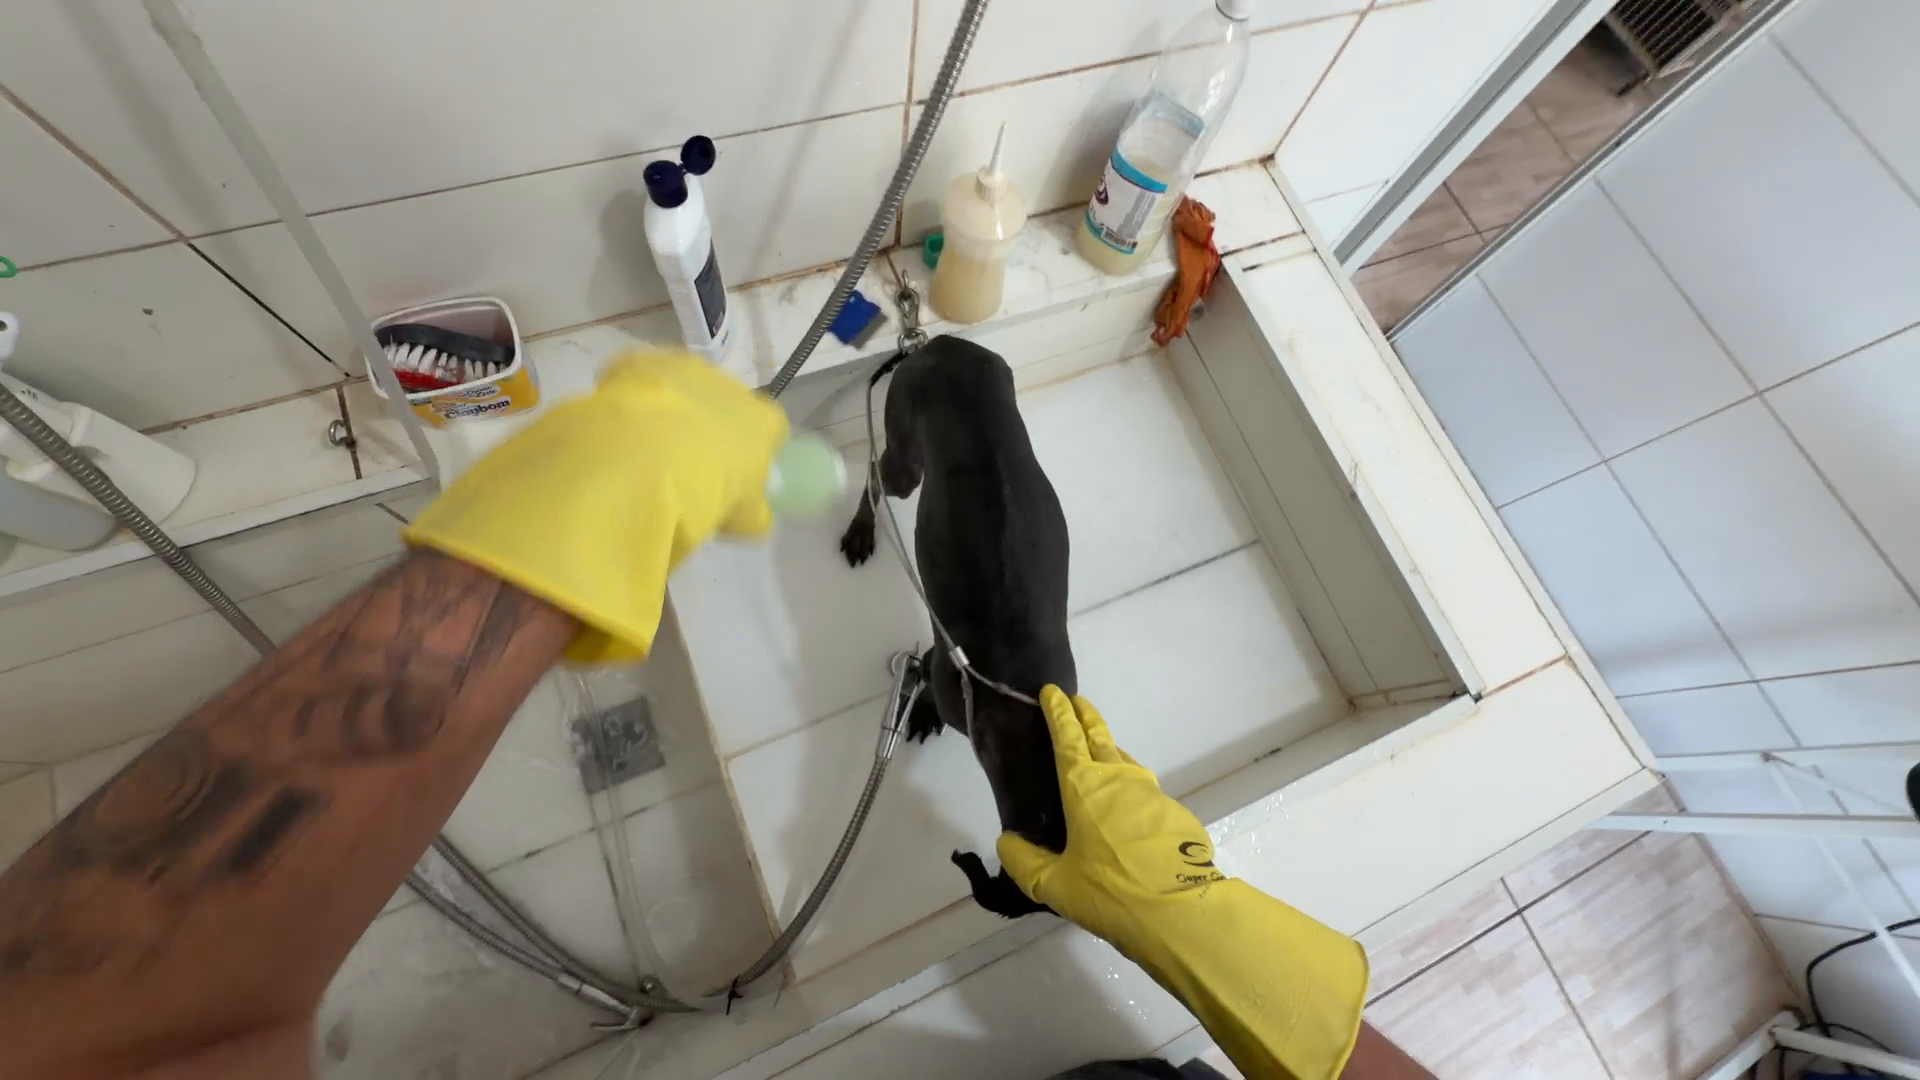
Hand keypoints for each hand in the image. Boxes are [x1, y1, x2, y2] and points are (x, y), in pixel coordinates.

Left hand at [406, 349, 787, 663]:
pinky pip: (635, 377)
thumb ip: (753, 516)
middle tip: (687, 466)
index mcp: (763, 422)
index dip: (753, 447)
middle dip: (708, 427)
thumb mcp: (741, 519)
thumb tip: (756, 519)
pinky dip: (627, 398)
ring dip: (670, 411)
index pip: (770, 428)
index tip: (735, 471)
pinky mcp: (638, 362)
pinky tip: (613, 431)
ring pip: (682, 388)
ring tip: (644, 452)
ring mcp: (683, 369)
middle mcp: (730, 386)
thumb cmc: (710, 494)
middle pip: (725, 404)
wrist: (648, 461)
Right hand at [1000, 687, 1369, 1079]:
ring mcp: (1151, 792)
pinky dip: (1130, 790)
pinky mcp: (1174, 813)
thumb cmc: (1110, 891)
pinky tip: (1127, 811)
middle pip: (1099, 734)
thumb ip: (1025, 862)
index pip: (1067, 735)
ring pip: (1125, 761)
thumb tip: (1007, 843)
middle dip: (1085, 714)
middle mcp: (1118, 778)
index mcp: (1084, 785)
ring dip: (1109, 751)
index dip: (1057, 710)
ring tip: (1098, 756)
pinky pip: (1145, 792)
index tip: (1051, 691)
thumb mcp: (1055, 885)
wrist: (1182, 913)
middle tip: (1076, 702)